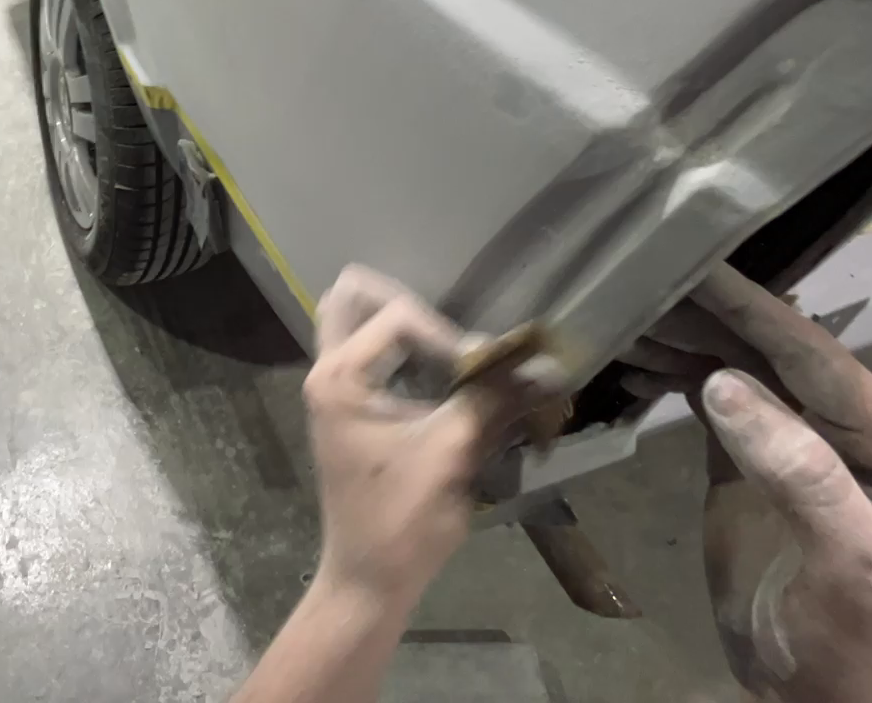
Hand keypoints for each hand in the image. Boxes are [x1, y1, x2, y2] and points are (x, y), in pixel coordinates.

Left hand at [306, 266, 512, 605]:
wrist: (368, 576)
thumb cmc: (402, 520)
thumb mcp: (451, 455)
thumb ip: (493, 401)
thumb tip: (545, 366)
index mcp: (339, 376)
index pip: (397, 317)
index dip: (448, 334)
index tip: (484, 370)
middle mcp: (326, 369)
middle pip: (352, 294)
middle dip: (405, 302)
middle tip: (448, 337)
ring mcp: (331, 385)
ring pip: (351, 317)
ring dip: (399, 322)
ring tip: (444, 352)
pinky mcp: (345, 402)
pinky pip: (363, 348)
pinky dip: (397, 346)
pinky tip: (435, 374)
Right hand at [643, 269, 871, 702]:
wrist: (819, 696)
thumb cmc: (851, 642)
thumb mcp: (851, 570)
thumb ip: (804, 476)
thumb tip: (724, 383)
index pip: (814, 351)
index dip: (752, 306)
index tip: (692, 264)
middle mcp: (841, 425)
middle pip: (764, 348)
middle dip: (699, 316)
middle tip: (632, 288)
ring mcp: (790, 439)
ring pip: (730, 364)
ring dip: (676, 340)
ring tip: (619, 322)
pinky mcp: (747, 455)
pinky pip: (706, 394)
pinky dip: (667, 373)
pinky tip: (629, 366)